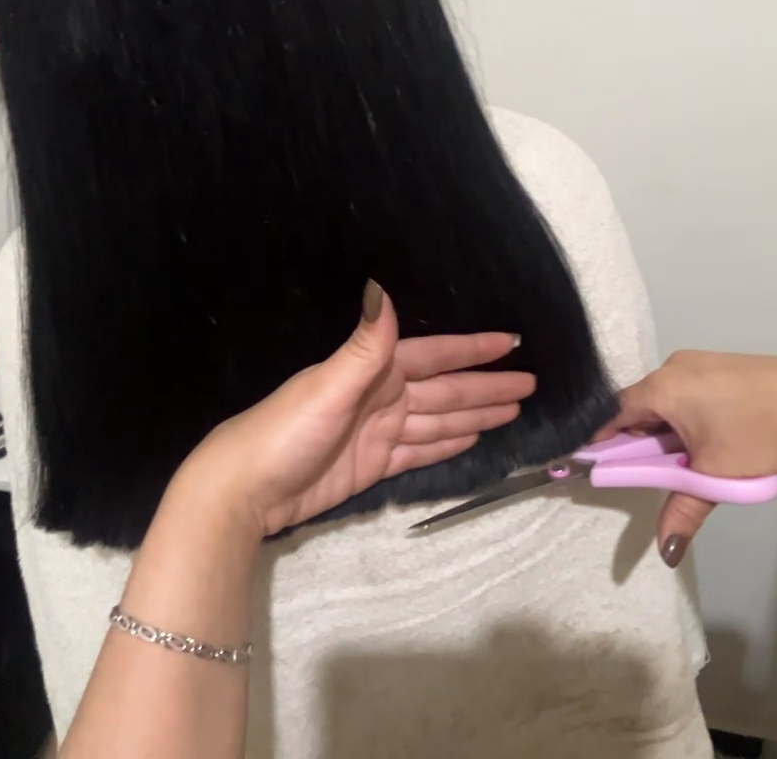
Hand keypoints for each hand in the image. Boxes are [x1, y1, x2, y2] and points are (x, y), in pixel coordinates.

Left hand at [179, 281, 533, 538]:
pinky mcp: (373, 465)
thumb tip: (382, 288)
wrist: (246, 488)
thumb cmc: (285, 431)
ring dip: (475, 413)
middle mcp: (382, 397)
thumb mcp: (328, 386)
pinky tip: (471, 437)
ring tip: (512, 408)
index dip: (473, 350)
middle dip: (486, 386)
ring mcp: (379, 432)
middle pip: (446, 390)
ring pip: (439, 420)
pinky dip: (447, 443)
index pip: (436, 357)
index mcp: (375, 372)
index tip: (512, 343)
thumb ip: (365, 345)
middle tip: (530, 384)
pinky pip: (421, 449)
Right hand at [610, 350, 776, 563]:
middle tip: (656, 471)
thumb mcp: (716, 475)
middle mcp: (674, 367)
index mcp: (662, 388)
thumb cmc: (760, 433)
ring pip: (667, 398)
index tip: (604, 466)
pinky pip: (689, 390)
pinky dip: (688, 414)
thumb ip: (683, 509)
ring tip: (689, 457)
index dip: (605, 440)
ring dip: (668, 428)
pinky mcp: (723, 364)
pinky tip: (714, 435)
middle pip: (641, 405)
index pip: (614, 412)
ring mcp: (701, 361)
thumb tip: (664, 552)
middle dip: (642, 439)